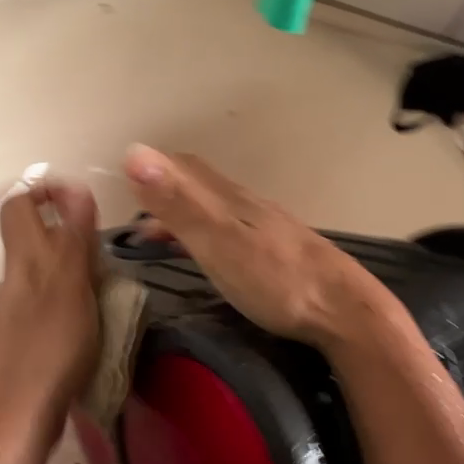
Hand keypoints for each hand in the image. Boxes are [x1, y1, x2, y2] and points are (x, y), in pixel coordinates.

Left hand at [0, 181, 101, 419]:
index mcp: (24, 258)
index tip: (84, 198)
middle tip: (106, 243)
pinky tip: (97, 316)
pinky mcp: (27, 338)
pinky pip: (50, 299)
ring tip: (110, 279)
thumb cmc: (49, 348)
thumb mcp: (70, 286)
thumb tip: (75, 185)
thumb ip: (74, 238)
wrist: (17, 419)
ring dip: (75, 263)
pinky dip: (74, 296)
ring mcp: (18, 310)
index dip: (45, 188)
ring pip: (43, 267)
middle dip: (68, 227)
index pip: (18, 203)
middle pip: (32, 234)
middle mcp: (16, 277)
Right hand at [122, 144, 399, 348]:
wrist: (345, 312)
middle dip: (164, 190)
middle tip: (133, 216)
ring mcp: (269, 228)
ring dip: (184, 214)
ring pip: (217, 208)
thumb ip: (177, 203)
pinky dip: (207, 235)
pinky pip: (233, 231)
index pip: (183, 166)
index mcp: (230, 198)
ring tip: (158, 238)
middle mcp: (249, 205)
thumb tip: (134, 151)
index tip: (118, 186)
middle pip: (200, 184)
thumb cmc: (275, 280)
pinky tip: (210, 256)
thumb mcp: (217, 242)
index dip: (150, 169)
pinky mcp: (282, 253)